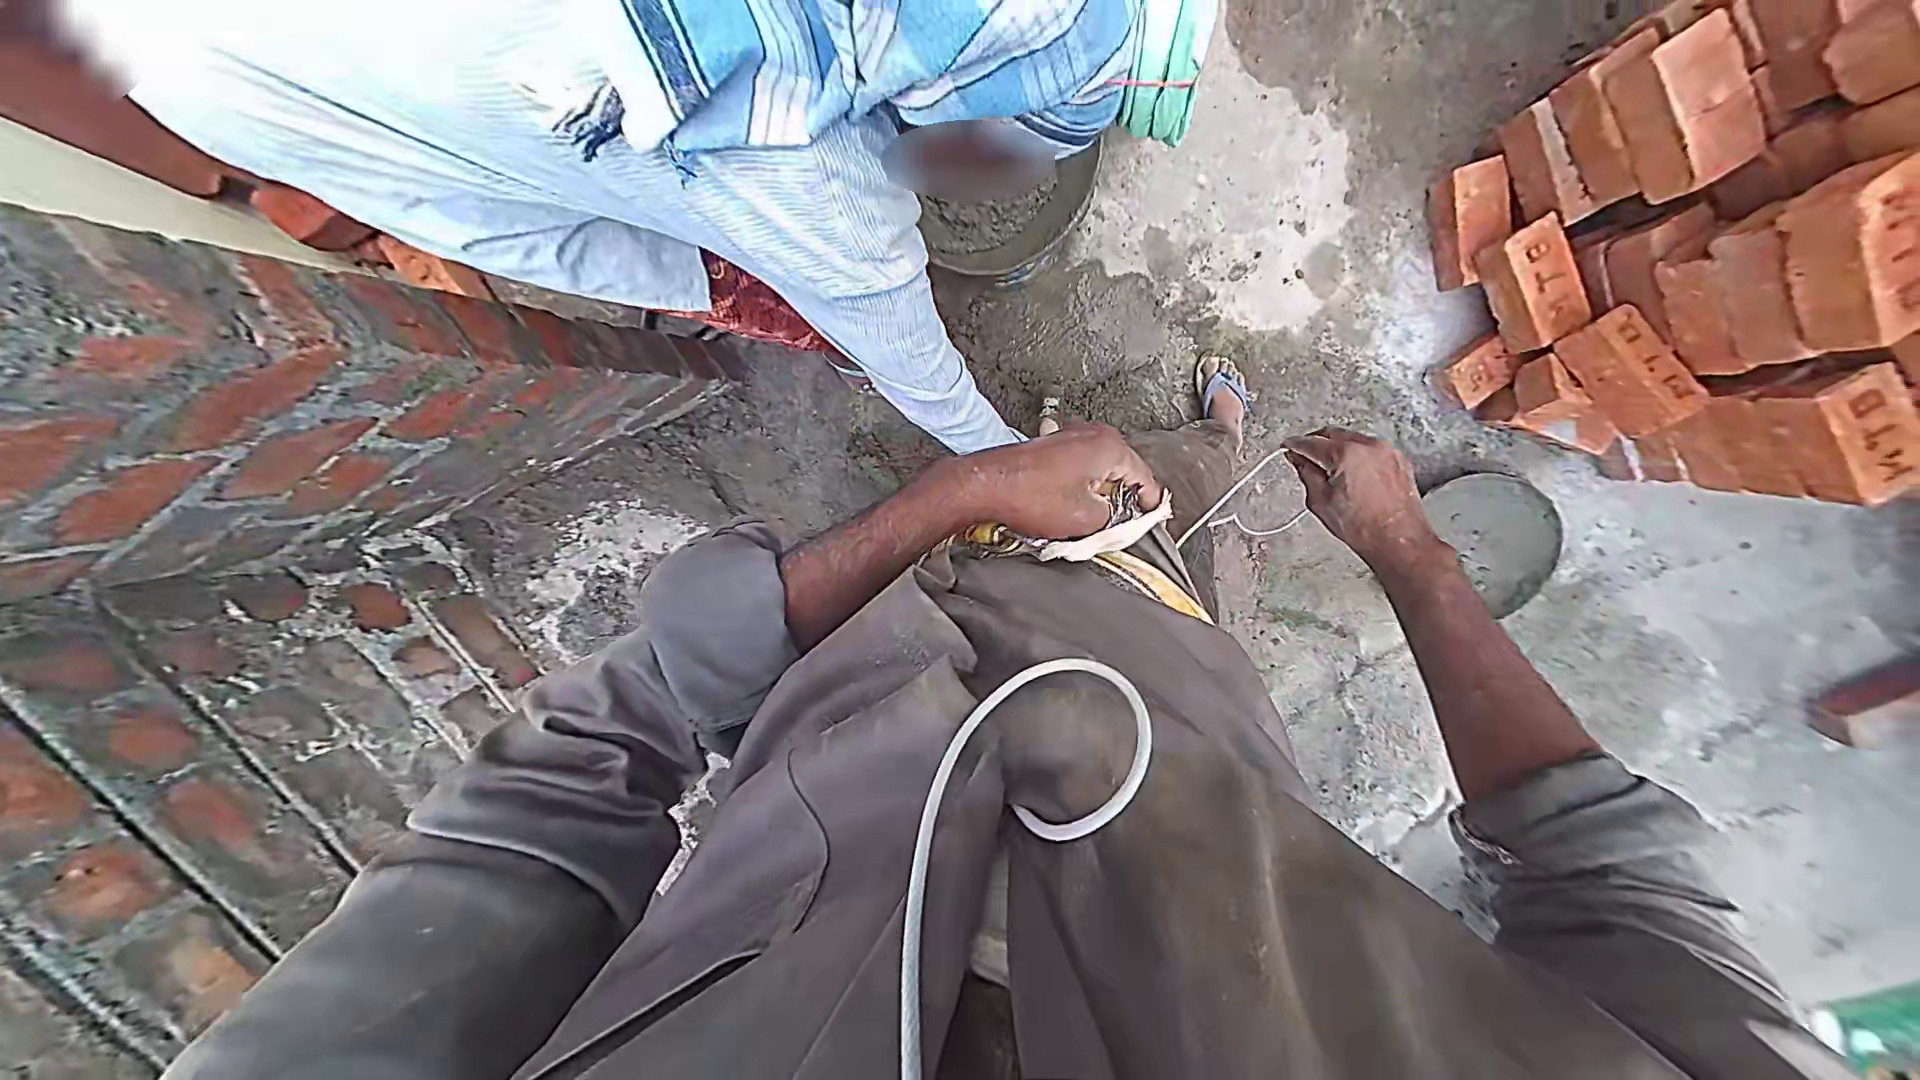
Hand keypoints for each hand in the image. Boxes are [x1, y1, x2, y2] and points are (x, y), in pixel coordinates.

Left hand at [941, 423, 1162, 539]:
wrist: (985, 486)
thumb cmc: (1029, 496)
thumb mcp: (1087, 519)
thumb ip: (1116, 518)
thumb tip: (1120, 519)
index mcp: (1110, 447)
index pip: (1146, 478)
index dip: (1151, 505)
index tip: (1151, 522)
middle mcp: (1093, 434)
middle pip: (1124, 472)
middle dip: (1125, 499)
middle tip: (1122, 526)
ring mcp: (1070, 437)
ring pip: (1100, 471)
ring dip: (1100, 494)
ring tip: (1093, 520)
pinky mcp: (1052, 447)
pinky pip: (1079, 469)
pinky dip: (1081, 487)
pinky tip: (1071, 507)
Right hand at [1283, 428, 1446, 570]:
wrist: (1396, 539)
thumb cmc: (1362, 526)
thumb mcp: (1319, 500)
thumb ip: (1306, 473)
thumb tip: (1299, 460)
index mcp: (1345, 454)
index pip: (1311, 442)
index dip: (1294, 445)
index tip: (1288, 447)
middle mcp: (1368, 446)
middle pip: (1332, 434)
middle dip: (1315, 443)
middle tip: (1303, 456)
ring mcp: (1386, 451)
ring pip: (1351, 439)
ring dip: (1336, 447)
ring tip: (1326, 467)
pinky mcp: (1397, 459)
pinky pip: (1369, 448)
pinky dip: (1355, 454)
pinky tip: (1348, 471)